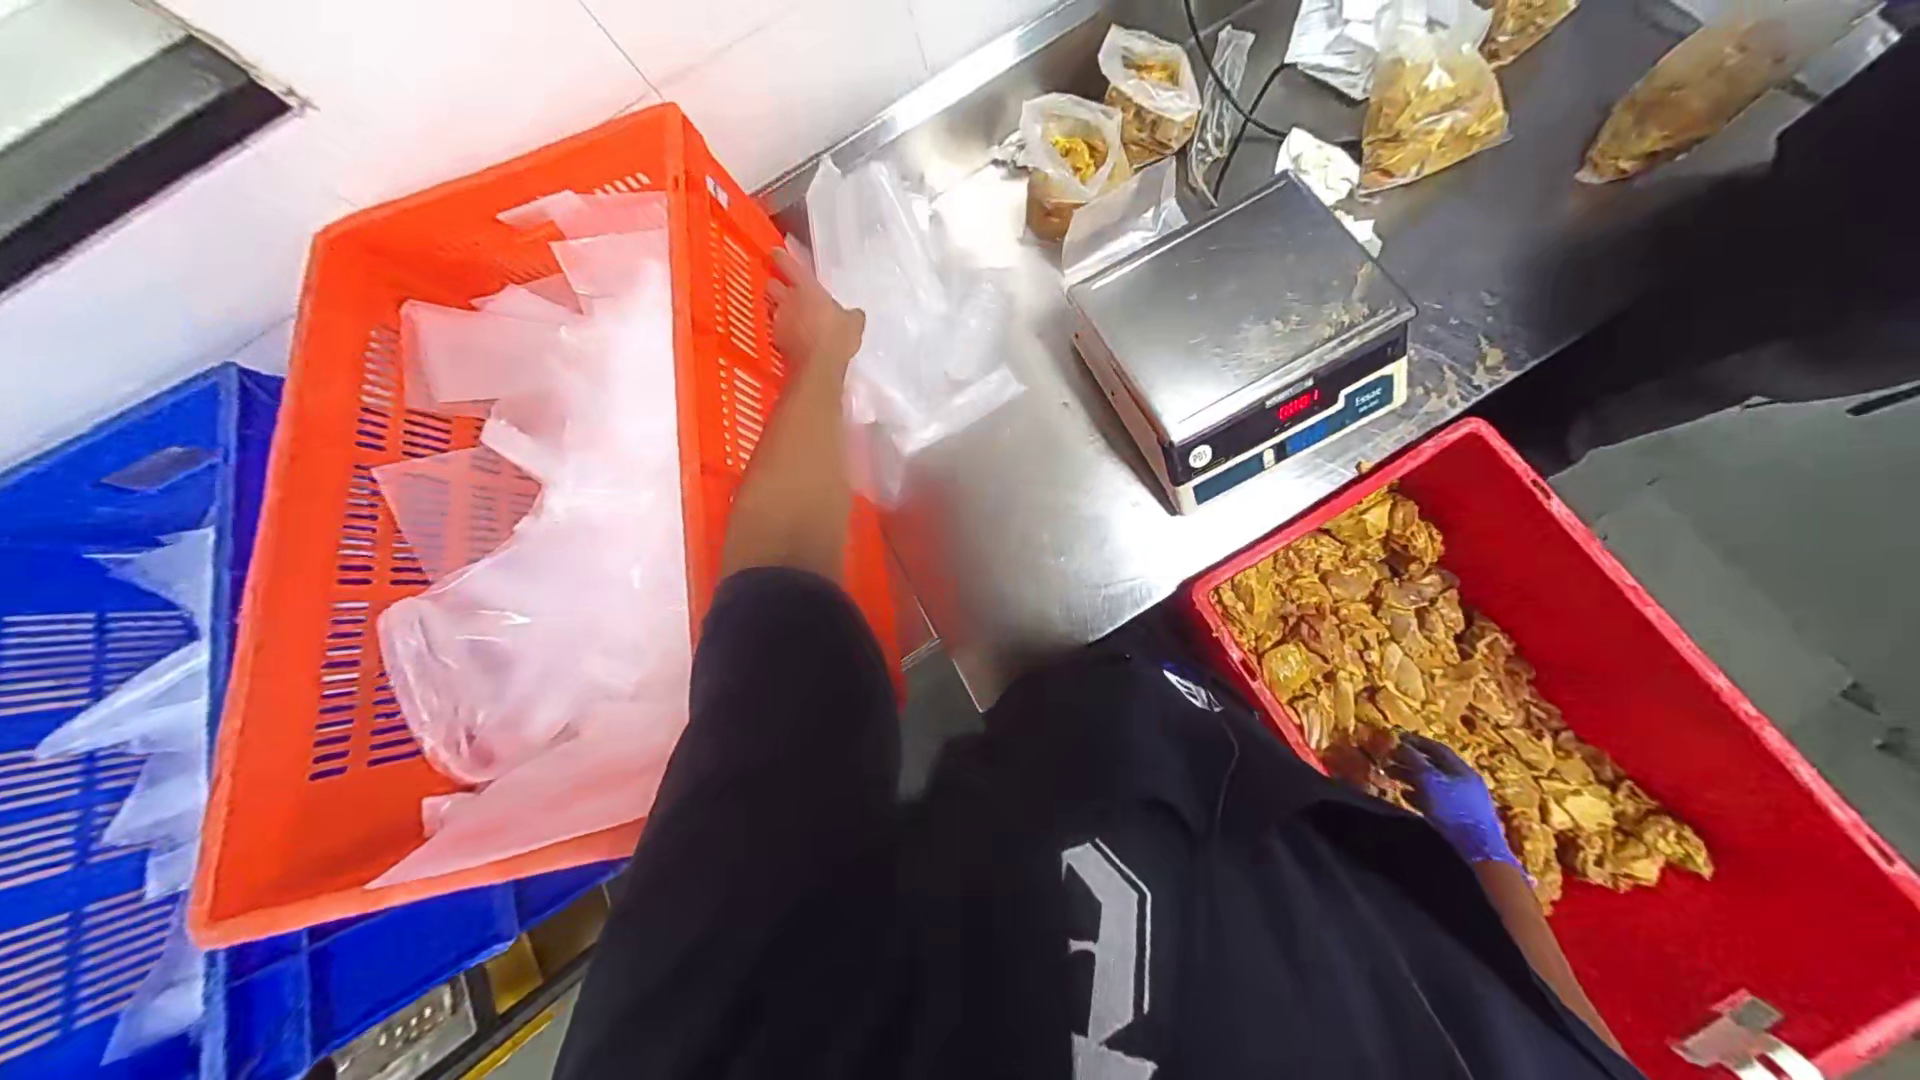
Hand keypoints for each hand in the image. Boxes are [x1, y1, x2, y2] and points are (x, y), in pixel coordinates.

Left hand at [768, 247, 864, 372]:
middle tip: (784, 290)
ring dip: (777, 310)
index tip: (776, 253)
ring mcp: (779, 321)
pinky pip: (775, 330)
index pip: (788, 265)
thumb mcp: (853, 324)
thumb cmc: (837, 337)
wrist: (819, 366)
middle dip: (775, 286)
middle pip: (772, 285)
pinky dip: (781, 332)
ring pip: (771, 308)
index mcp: (807, 288)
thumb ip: (851, 315)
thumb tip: (854, 314)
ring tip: (788, 316)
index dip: (781, 258)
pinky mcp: (776, 341)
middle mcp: (788, 300)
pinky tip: (791, 338)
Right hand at [1390, 734, 1523, 873]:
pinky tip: (1404, 795)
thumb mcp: (1431, 781)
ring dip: (1410, 776)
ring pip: (1432, 782)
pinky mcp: (1458, 815)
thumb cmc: (1454, 809)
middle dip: (1410, 760)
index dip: (1417, 741)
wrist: (1478, 847)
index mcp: (1461, 770)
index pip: (1438, 749)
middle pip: (1433, 765)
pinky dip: (1418, 794)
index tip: (1398, 737)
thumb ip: (1415, 762)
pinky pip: (1434, 799)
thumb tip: (1402, 745)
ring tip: (1390, 774)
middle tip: (1389, 757)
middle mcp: (1464, 781)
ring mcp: (1462, 799)